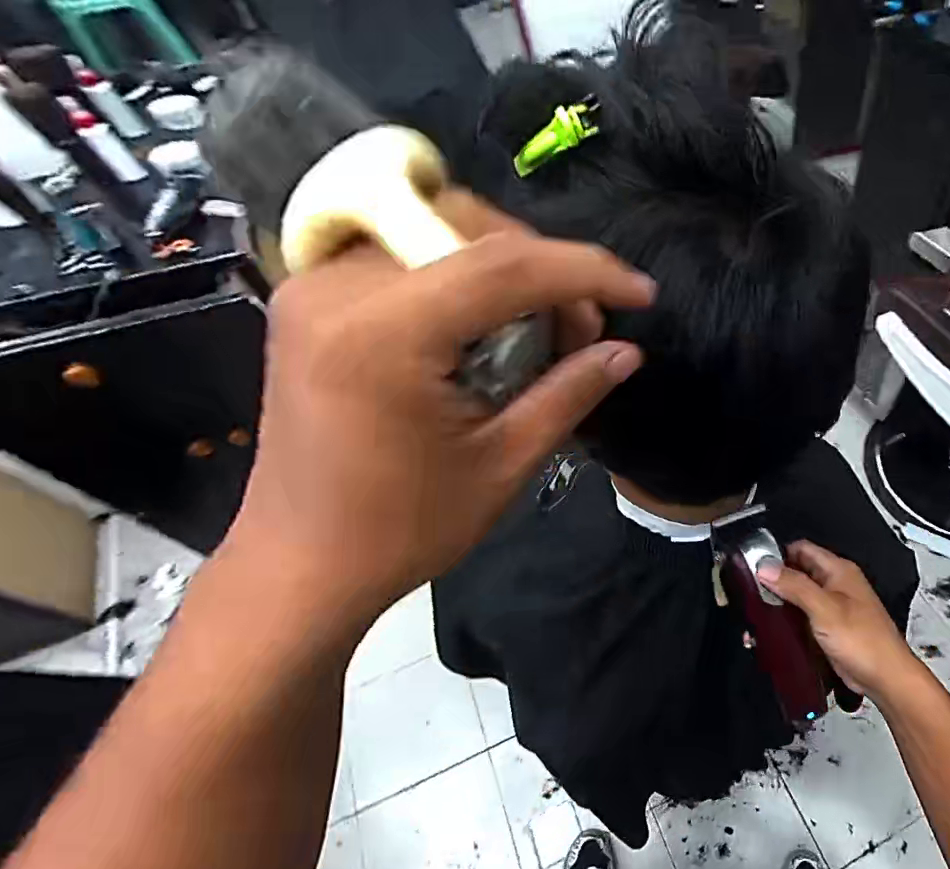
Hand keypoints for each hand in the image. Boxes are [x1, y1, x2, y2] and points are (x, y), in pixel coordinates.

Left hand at [226, 190, 654, 622]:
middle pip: (467, 228)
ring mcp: (316, 287)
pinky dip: (467, 280)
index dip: (586, 271)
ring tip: (542, 336)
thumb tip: (627, 352)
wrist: (306, 560)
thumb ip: (568, 393)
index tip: (643, 293)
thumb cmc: (408, 526)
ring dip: (509, 272)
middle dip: (545, 270)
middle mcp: (337, 288)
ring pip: (438, 232)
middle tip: (582, 335)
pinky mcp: (316, 301)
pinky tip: (493, 328)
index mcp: (383, 334)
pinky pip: (409, 256)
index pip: (504, 265)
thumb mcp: (505, 462)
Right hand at [755, 541, 924, 701]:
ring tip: (761, 614)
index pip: (802, 549)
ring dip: (781, 604)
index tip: (756, 566)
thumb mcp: (824, 609)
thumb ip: (795, 586)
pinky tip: (777, 632)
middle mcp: (838, 586)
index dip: (778, 554)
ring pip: (799, 597)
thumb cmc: (867, 642)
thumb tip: (767, 568)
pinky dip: (790, 623)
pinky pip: (804, 619)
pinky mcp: (830, 629)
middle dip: (776, 581)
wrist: (883, 676)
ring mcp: (834, 608)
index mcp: (840, 572)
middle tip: (755, 593)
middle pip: (798, 573)